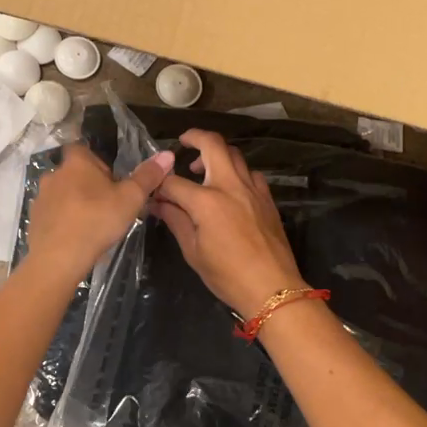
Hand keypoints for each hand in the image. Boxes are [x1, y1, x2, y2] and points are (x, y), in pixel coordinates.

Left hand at [25, 144, 174, 280]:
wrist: (59, 257)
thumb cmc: (97, 220)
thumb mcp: (131, 198)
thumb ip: (148, 176)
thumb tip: (167, 154)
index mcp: (76, 162)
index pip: (83, 149)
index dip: (98, 162)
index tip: (111, 180)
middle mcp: (54, 174)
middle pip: (73, 172)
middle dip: (88, 184)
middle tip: (107, 205)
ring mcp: (41, 198)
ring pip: (62, 194)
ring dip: (74, 203)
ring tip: (92, 224)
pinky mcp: (34, 220)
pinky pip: (52, 214)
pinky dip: (63, 221)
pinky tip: (76, 238)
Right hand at [150, 130, 306, 314]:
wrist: (273, 289)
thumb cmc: (227, 276)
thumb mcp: (193, 251)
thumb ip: (175, 220)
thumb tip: (157, 203)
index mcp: (206, 202)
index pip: (174, 182)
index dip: (159, 186)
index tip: (152, 193)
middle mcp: (230, 186)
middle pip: (213, 144)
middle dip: (195, 137)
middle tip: (184, 142)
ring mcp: (252, 189)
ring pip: (235, 154)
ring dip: (217, 153)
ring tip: (203, 167)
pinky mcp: (267, 198)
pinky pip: (250, 173)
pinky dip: (236, 171)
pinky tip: (229, 187)